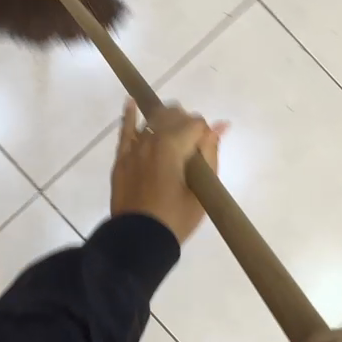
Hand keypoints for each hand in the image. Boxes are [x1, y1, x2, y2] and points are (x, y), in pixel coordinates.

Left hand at [109, 100, 226, 243]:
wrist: (139, 239)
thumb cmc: (176, 217)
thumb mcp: (201, 187)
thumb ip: (209, 152)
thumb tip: (220, 126)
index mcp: (173, 144)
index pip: (196, 122)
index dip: (205, 134)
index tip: (205, 152)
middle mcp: (151, 138)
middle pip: (174, 116)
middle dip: (186, 125)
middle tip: (192, 148)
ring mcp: (134, 147)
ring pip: (152, 120)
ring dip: (165, 121)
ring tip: (174, 132)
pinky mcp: (121, 159)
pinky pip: (124, 131)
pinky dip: (128, 115)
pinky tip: (130, 102)